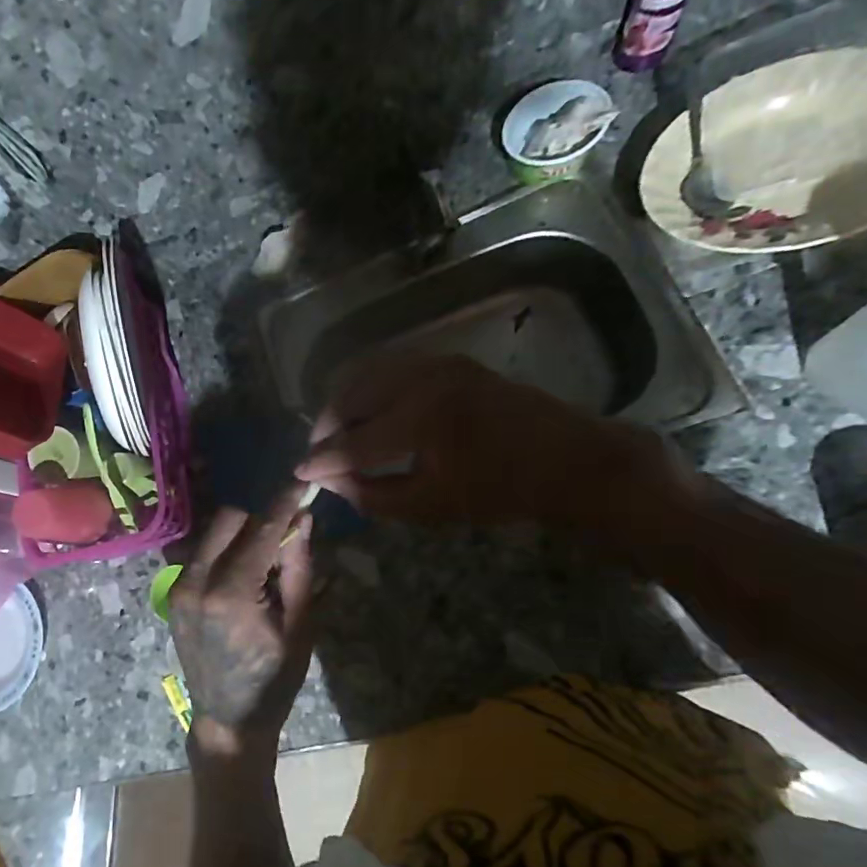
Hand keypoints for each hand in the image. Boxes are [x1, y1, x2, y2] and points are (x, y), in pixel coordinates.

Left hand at [168, 483, 315, 755]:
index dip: (283, 502)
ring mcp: (179, 586)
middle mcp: (196, 581)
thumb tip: (302, 519)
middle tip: (286, 508)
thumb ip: (298, 568)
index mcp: (230, 593)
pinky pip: (200, 552)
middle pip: (227, 520)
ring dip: (240, 525)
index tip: (301, 479)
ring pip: (211, 533)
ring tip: (270, 530)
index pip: (260, 530)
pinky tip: (246, 550)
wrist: (228, 717)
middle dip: (259, 509)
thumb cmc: (274, 680)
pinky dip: (224, 544)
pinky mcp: (174, 592)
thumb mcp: (299, 627)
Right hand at [294, 354, 689, 530]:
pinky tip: (367, 413)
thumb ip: (369, 493)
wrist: (568, 459)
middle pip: (349, 398)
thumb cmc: (499, 491)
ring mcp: (435, 363)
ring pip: (363, 376)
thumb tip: (328, 480)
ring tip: (339, 434)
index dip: (321, 461)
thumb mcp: (429, 506)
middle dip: (326, 428)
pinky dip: (367, 389)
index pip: (352, 442)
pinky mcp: (445, 360)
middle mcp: (423, 381)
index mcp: (423, 421)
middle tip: (320, 455)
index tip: (299, 473)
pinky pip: (387, 368)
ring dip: (343, 405)